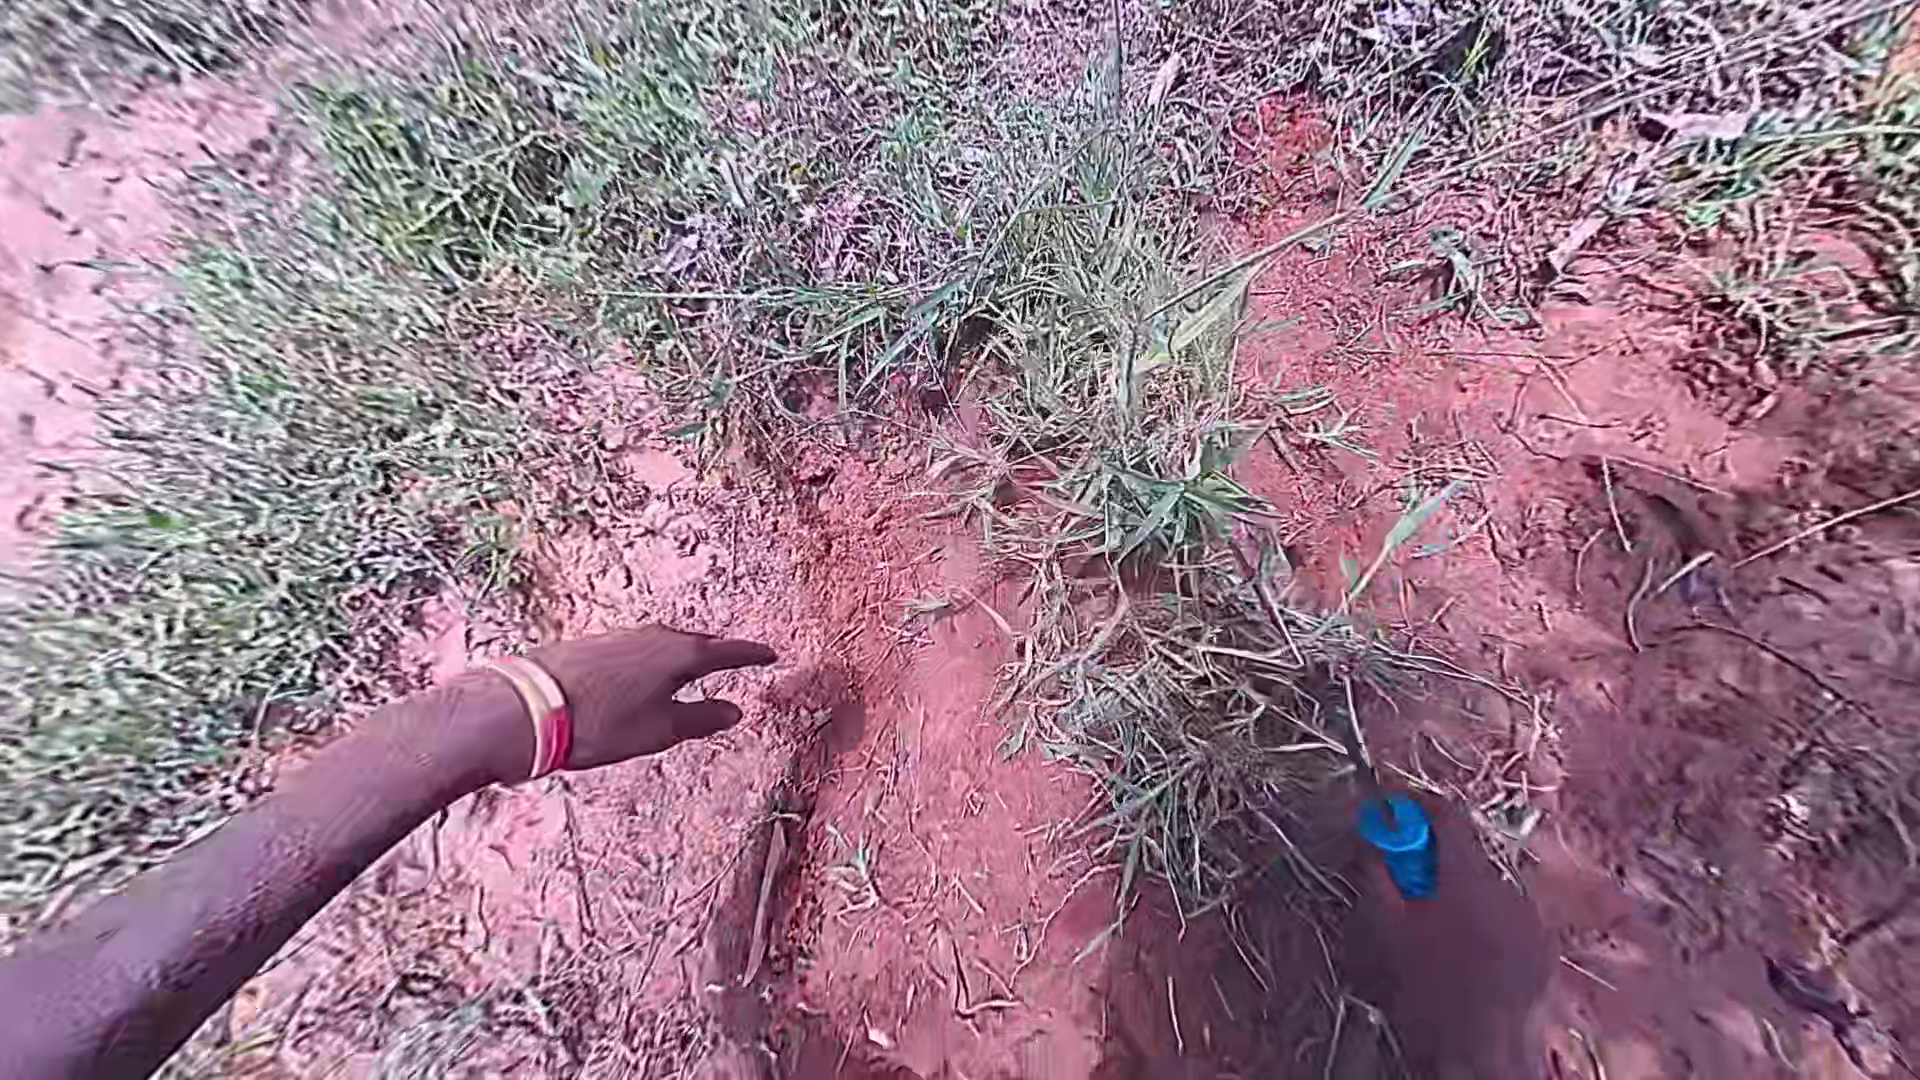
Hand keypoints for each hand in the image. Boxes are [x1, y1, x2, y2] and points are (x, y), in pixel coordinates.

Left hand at [522, 626, 777, 772]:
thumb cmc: (601, 722)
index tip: (771, 655)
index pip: (730, 652)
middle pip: (699, 644)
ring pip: (667, 644)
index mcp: (682, 655)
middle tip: (734, 662)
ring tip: (690, 673)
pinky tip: (644, 676)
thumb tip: (734, 711)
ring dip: (684, 657)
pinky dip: (655, 660)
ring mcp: (625, 636)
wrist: (520, 708)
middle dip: (718, 654)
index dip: (752, 655)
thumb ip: (701, 718)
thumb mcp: (659, 730)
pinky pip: (641, 648)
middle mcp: (657, 637)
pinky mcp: (597, 643)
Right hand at [1341, 796, 1549, 1077]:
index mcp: (1470, 881)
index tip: (1382, 806)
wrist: (1480, 1057)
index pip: (1446, 814)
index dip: (1410, 801)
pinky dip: (1468, 903)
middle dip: (1421, 847)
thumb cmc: (1424, 985)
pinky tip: (1449, 933)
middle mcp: (1509, 893)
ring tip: (1418, 906)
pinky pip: (1497, 906)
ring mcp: (1531, 922)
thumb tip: (1367, 830)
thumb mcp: (1382, 920)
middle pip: (1461, 847)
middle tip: (1390, 865)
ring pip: (1478, 877)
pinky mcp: (1540, 948)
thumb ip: (1374, 865)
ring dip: (1444, 877)